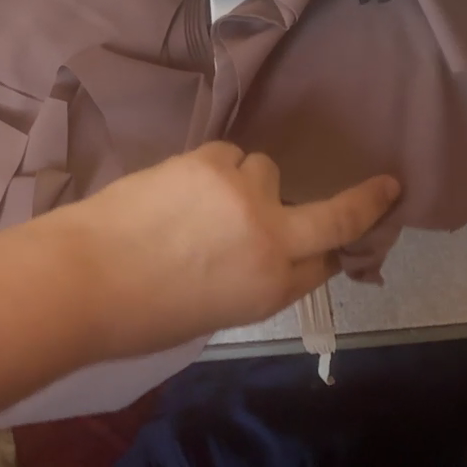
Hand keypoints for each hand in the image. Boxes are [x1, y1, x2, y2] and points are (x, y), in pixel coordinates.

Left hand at [39, 143, 398, 359]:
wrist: (83, 276)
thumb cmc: (145, 312)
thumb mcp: (220, 311)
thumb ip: (261, 278)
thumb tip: (282, 249)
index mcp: (271, 285)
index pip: (327, 260)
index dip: (343, 245)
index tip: (362, 226)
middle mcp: (268, 236)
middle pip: (332, 213)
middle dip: (363, 200)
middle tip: (383, 185)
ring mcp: (241, 192)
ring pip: (265, 170)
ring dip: (248, 182)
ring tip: (208, 199)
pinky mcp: (209, 160)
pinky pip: (229, 154)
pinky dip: (216, 166)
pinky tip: (186, 184)